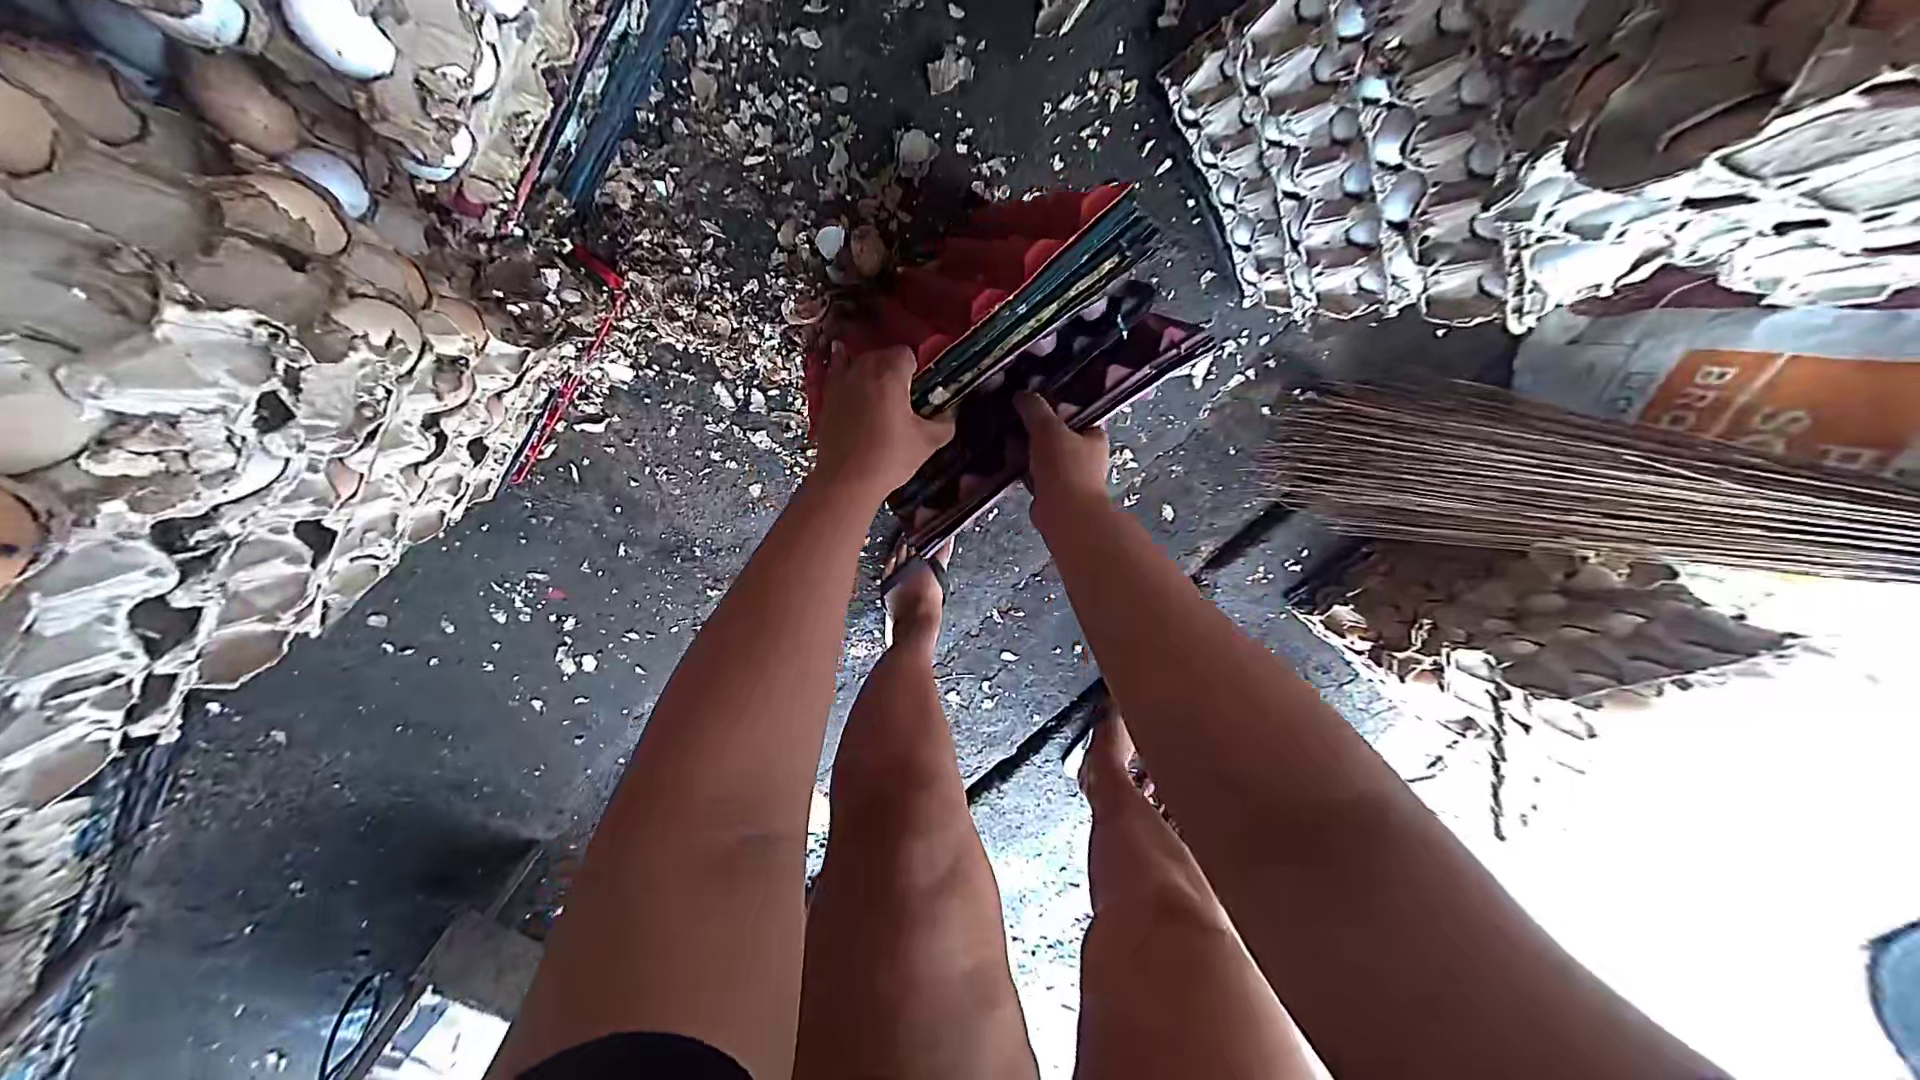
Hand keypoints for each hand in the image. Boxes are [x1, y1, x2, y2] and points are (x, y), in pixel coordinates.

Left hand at [811, 345, 954, 499]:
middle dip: (894, 369)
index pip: (907, 353)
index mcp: (890, 373)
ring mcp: (841, 381)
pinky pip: (837, 374)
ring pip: (860, 362)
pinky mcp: (826, 396)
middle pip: (883, 354)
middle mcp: (863, 369)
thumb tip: (949, 413)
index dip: (917, 368)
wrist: (846, 481)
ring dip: (871, 371)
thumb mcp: (928, 442)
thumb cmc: (889, 458)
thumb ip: (945, 422)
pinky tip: (853, 383)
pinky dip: (846, 374)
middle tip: (904, 396)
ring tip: (880, 394)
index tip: (920, 388)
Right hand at [1014, 391, 1110, 521]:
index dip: (1054, 408)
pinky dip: (1022, 471)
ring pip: (1043, 456)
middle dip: (1035, 431)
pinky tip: (1008, 466)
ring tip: (1008, 443)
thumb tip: (1022, 395)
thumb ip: (1035, 408)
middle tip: (1015, 424)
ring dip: (1026, 452)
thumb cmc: (1065, 468)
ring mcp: (1069, 477)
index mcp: (1094, 437)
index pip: (1075, 414)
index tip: (1031, 405)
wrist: (1065, 514)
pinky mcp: (1052, 493)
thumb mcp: (1048, 428)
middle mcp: (1085, 457)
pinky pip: (1034, 475)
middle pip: (1056, 436)